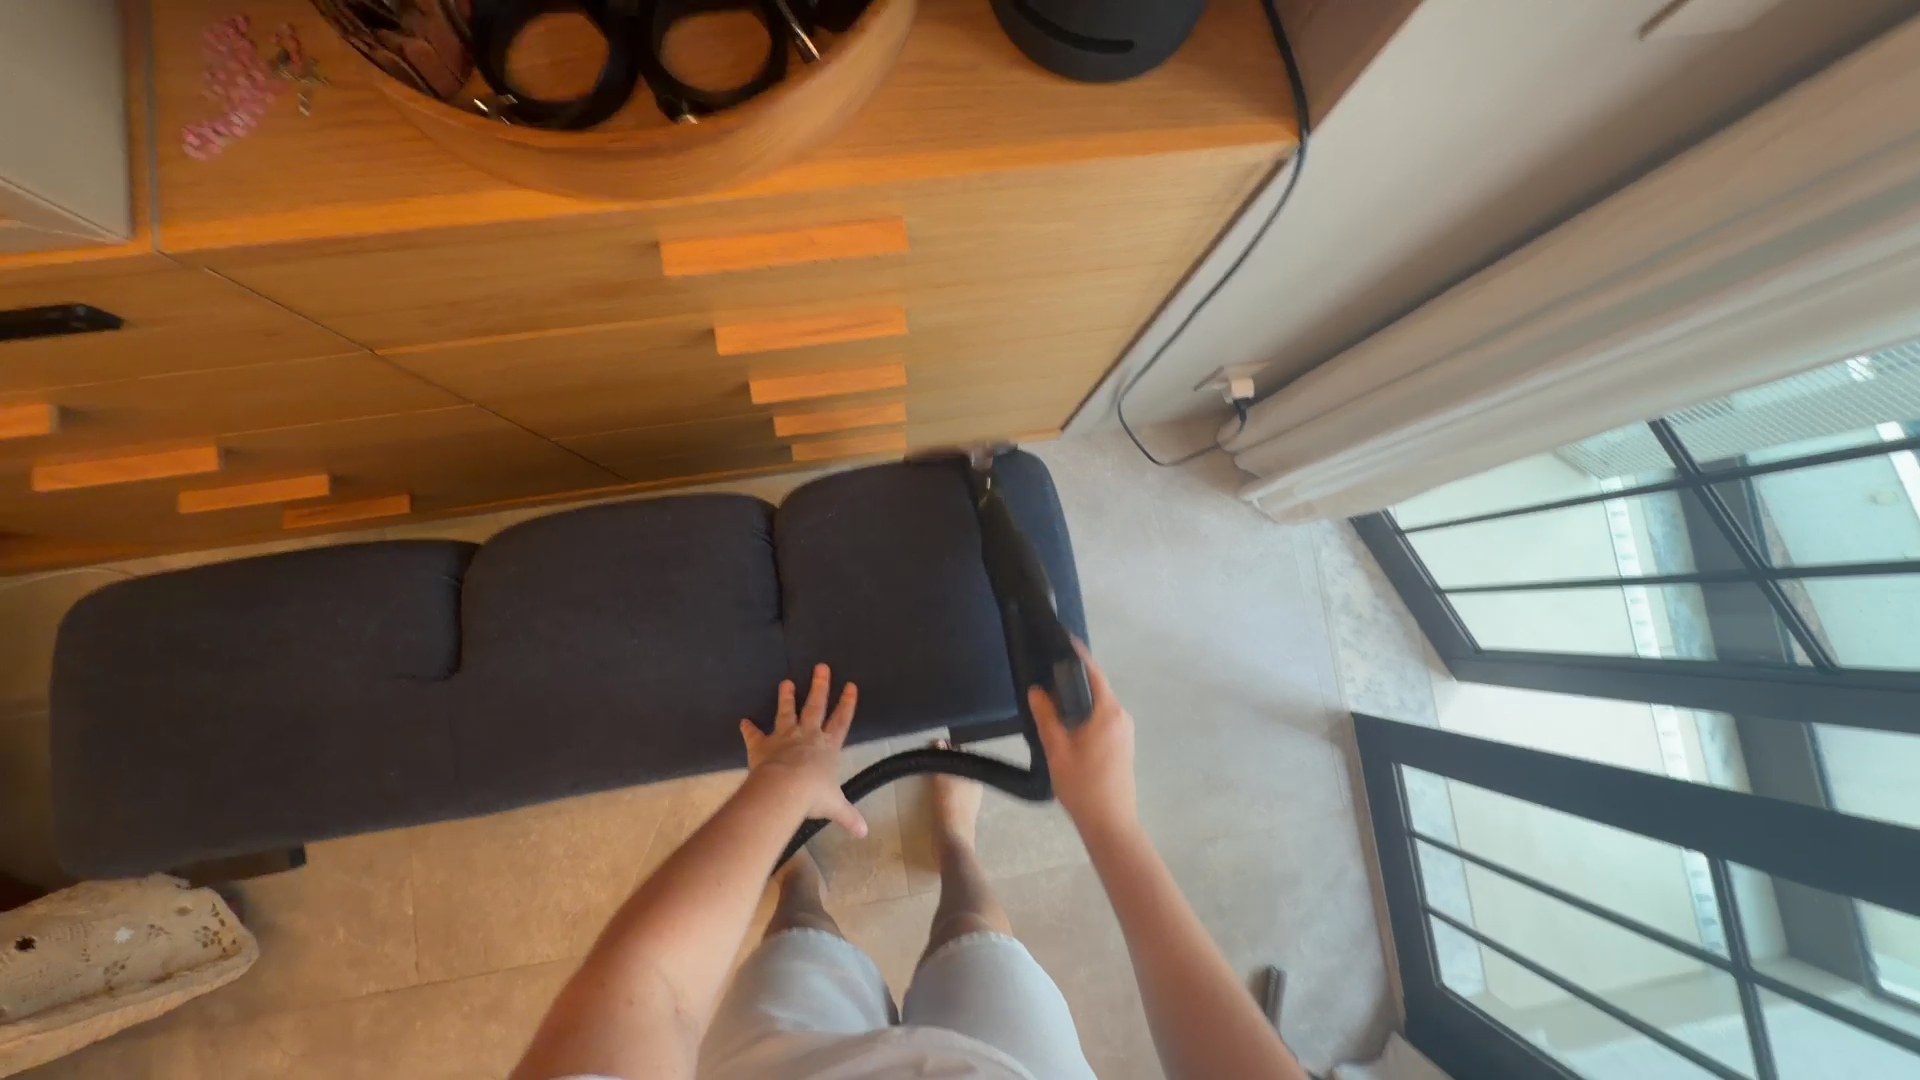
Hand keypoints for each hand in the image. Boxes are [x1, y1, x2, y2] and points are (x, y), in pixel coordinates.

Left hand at [740, 664, 866, 837]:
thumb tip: (863, 833)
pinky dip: (749, 728)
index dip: (847, 703)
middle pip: (816, 706)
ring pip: (787, 712)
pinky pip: (755, 735)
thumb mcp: (835, 806)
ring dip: (787, 697)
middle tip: (821, 667)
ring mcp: (784, 737)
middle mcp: (808, 736)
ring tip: (786, 682)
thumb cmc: (813, 795)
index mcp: (828, 746)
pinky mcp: (763, 745)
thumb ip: (848, 816)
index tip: (850, 685)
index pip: (841, 720)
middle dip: (820, 686)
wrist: (784, 789)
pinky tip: (743, 720)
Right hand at [1029, 642, 1136, 833]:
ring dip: (1078, 700)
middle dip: (1073, 679)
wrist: (1110, 823)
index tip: (1064, 639)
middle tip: (1046, 671)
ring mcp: (1125, 732)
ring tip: (1050, 697)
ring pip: (1099, 705)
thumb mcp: (1057, 749)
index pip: (1094, 673)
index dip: (1079, 655)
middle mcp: (1122, 716)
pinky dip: (1085, 713)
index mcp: (1109, 712)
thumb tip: (1036, 690)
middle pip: (1096, 688)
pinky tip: (1066, 722)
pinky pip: (1103, 718)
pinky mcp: (1123, 745)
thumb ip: (1046, 716)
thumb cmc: (1083, 785)